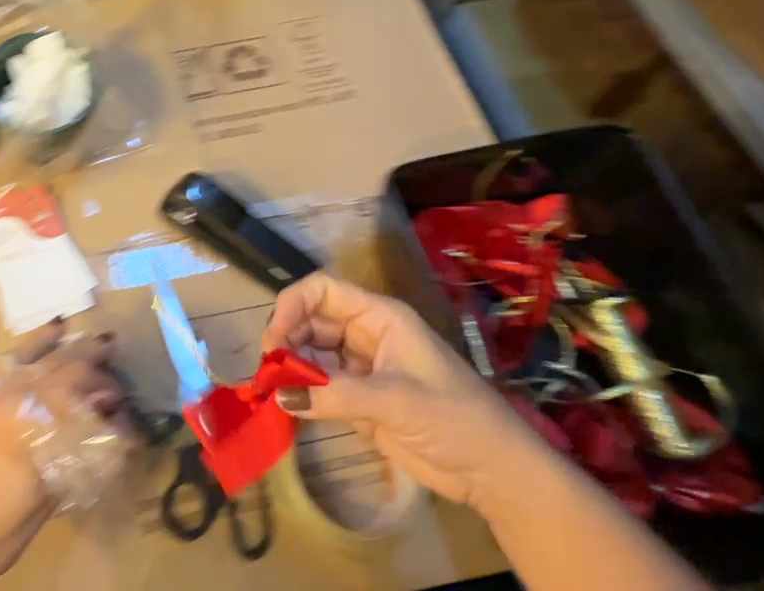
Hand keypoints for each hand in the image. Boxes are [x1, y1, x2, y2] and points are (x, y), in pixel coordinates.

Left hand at [0, 318, 127, 590]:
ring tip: (64, 324)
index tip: (121, 394)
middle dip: (84, 358)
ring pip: (17, 357)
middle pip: (52, 369)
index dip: (103, 388)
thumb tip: (105, 423)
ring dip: (43, 340)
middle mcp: (6, 401)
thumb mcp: (42, 504)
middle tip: (108, 347)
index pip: (76, 391)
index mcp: (31, 426)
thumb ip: (72, 456)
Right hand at [261, 274, 552, 513]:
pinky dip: (302, 391)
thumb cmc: (454, 419)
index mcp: (381, 317)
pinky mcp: (360, 398)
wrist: (493, 472)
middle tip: (270, 372)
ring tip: (274, 390)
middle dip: (287, 339)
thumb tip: (280, 395)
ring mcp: (362, 367)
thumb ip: (336, 395)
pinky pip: (321, 384)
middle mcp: (367, 334)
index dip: (293, 305)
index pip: (323, 291)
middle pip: (312, 320)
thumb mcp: (395, 400)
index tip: (275, 339)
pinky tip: (288, 405)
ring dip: (292, 366)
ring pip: (312, 352)